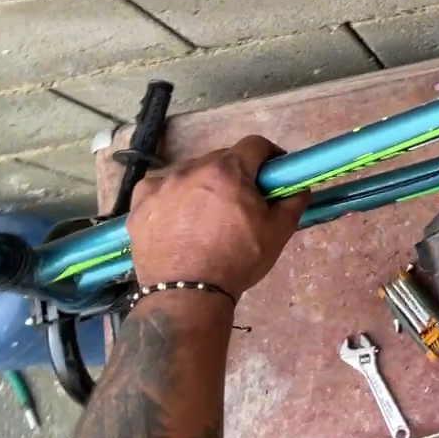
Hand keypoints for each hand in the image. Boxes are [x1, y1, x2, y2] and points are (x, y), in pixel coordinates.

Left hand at [128, 135, 308, 298]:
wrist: (187, 293)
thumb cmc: (238, 259)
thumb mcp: (279, 231)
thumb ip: (294, 201)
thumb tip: (299, 187)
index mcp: (228, 171)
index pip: (256, 144)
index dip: (271, 155)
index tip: (275, 174)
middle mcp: (191, 169)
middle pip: (222, 157)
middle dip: (238, 172)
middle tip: (245, 199)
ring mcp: (161, 185)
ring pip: (191, 171)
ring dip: (206, 182)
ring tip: (210, 211)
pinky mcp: (139, 204)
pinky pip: (160, 187)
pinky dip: (174, 194)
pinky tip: (180, 214)